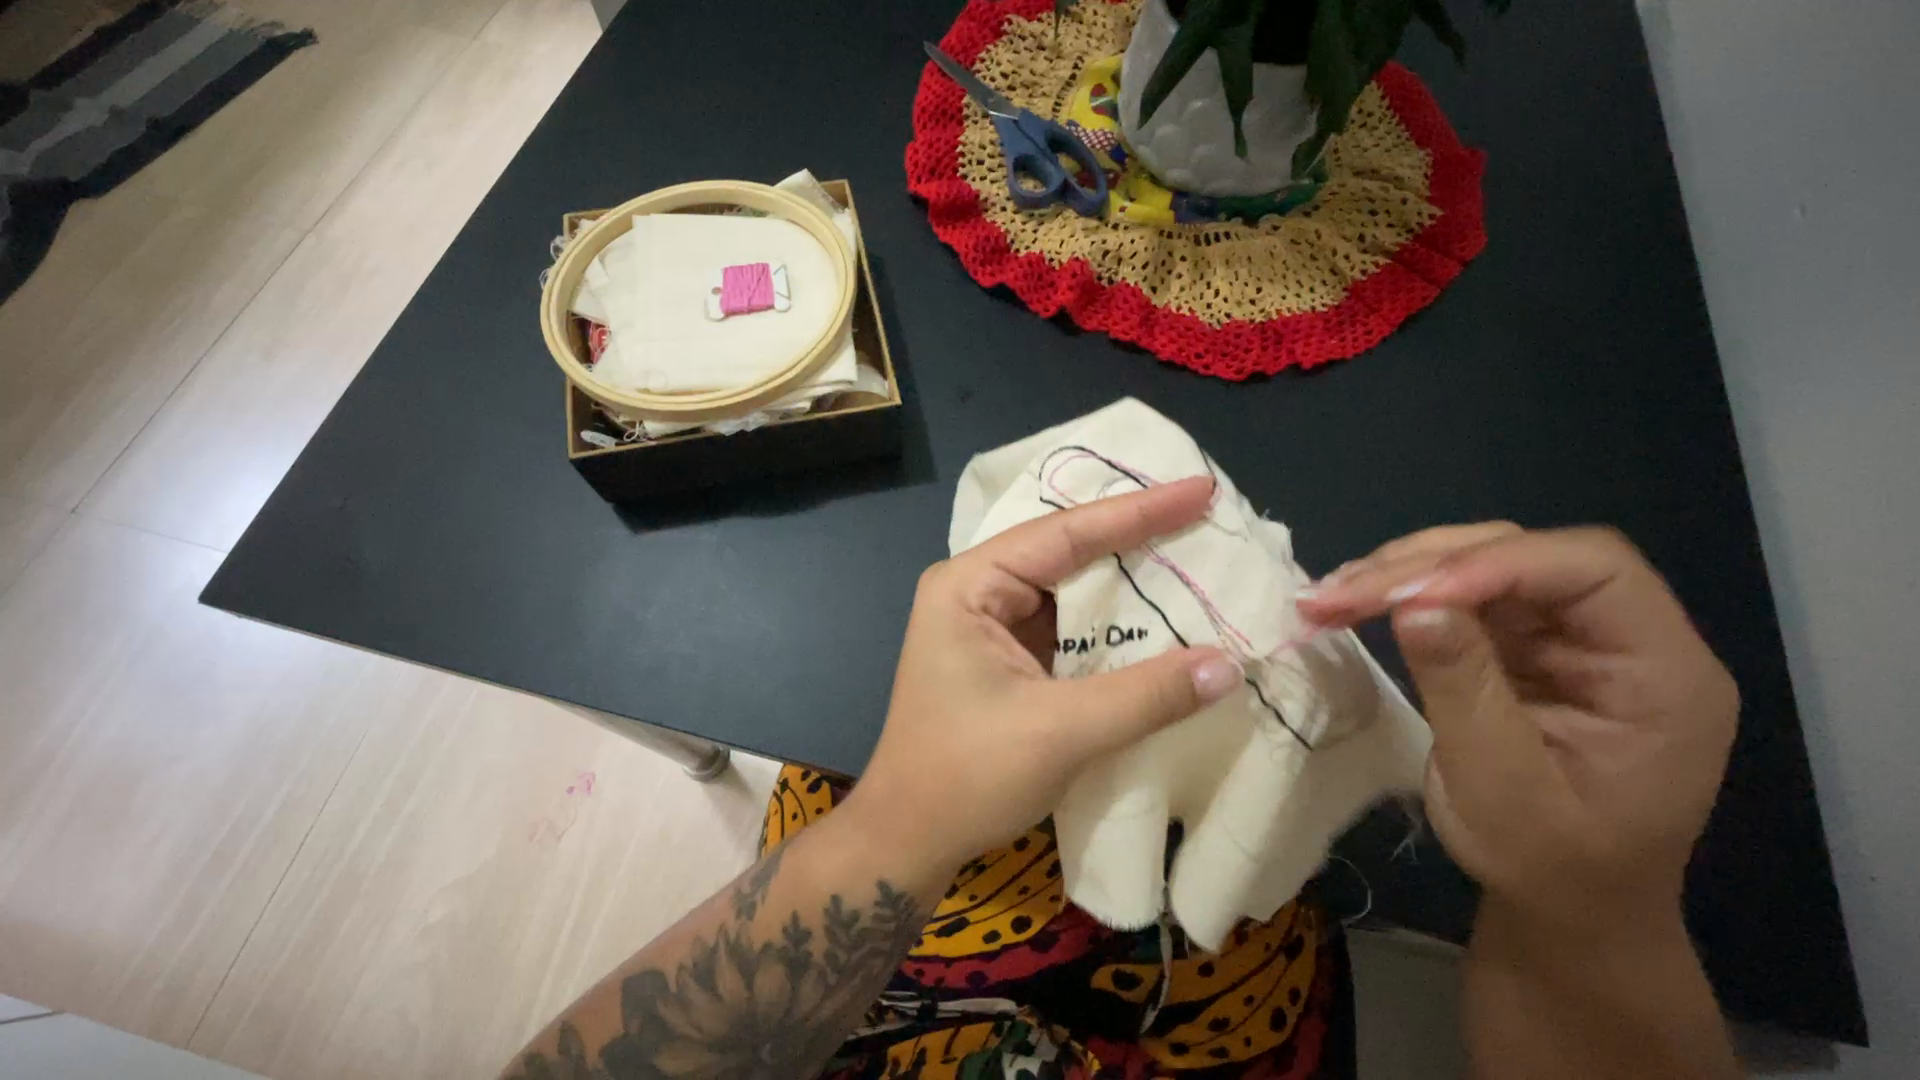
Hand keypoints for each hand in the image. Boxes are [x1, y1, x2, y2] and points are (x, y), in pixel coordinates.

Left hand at [844, 477, 1243, 872]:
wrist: (909, 839)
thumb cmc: (966, 776)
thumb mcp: (1061, 731)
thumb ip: (1147, 695)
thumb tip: (1230, 664)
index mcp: (970, 585)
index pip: (1064, 534)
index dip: (1138, 511)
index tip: (1201, 490)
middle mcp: (977, 592)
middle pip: (1068, 553)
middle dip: (1137, 540)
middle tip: (1207, 519)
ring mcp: (991, 627)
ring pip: (1072, 592)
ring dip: (1129, 586)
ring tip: (1198, 561)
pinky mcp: (1008, 661)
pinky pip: (1070, 629)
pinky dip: (1114, 627)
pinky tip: (1163, 622)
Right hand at [1295, 525, 1738, 928]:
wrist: (1563, 906)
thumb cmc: (1550, 863)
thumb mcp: (1501, 788)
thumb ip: (1463, 691)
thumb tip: (1412, 605)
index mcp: (1662, 673)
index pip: (1592, 571)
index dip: (1499, 563)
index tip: (1408, 596)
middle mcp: (1622, 638)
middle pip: (1527, 557)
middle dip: (1426, 566)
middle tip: (1338, 591)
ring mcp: (1569, 639)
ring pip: (1484, 565)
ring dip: (1401, 574)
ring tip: (1327, 596)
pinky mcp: (1523, 646)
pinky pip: (1459, 598)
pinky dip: (1400, 596)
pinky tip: (1350, 604)